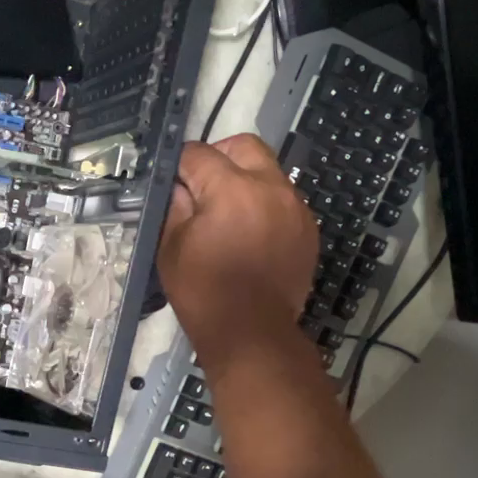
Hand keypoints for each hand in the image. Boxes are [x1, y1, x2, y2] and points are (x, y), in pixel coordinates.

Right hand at [158, 135, 318, 372]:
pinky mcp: (307, 227)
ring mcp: (294, 206)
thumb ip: (174, 206)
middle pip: (243, 146)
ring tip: (225, 214)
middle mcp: (270, 187)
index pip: (199, 154)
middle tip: (200, 186)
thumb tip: (177, 185)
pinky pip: (282, 199)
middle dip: (218, 157)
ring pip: (267, 171)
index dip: (179, 164)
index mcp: (231, 189)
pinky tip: (248, 234)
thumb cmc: (202, 291)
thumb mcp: (171, 248)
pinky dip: (262, 204)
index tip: (170, 181)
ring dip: (243, 180)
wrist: (251, 332)